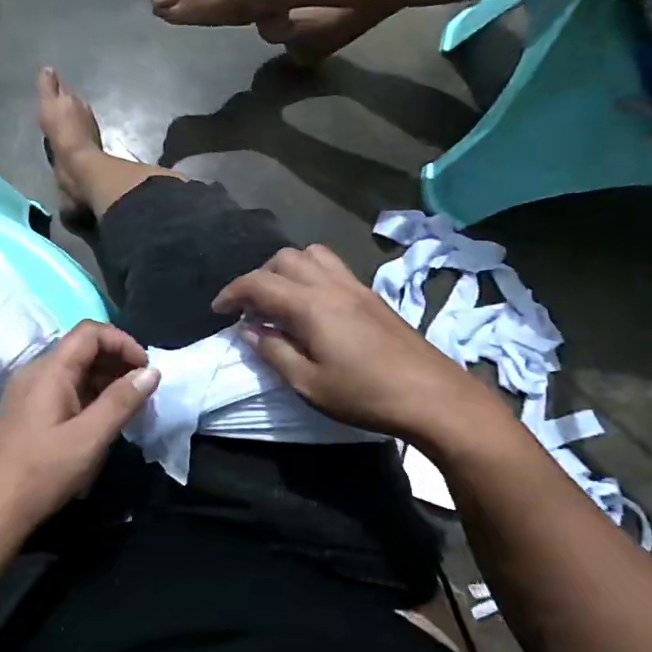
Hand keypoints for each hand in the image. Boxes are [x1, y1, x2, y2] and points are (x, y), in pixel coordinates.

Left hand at [0, 321, 158, 546]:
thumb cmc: (43, 472)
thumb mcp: (90, 438)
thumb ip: (121, 401)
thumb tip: (151, 371)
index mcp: (49, 370)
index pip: (90, 332)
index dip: (123, 342)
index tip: (146, 370)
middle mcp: (36, 371)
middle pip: (82, 349)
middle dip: (117, 362)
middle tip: (143, 392)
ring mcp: (29, 391)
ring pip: (74, 370)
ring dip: (105, 381)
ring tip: (129, 409)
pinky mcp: (27, 410)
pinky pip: (64, 389)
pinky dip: (89, 396)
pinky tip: (103, 421)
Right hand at [211, 244, 509, 448]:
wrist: (434, 397)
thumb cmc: (365, 394)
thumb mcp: (308, 383)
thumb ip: (273, 352)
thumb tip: (250, 330)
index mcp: (310, 305)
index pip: (258, 283)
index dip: (231, 293)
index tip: (217, 311)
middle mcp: (331, 285)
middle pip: (284, 259)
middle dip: (258, 277)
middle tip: (249, 308)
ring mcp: (356, 287)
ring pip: (312, 255)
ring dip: (286, 269)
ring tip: (279, 299)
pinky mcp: (373, 296)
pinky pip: (332, 267)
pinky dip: (310, 274)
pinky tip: (311, 306)